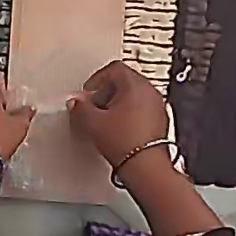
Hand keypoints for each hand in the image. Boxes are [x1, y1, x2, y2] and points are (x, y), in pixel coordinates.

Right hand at [67, 61, 172, 175]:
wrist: (145, 166)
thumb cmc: (125, 142)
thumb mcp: (92, 123)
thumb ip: (80, 108)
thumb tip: (76, 104)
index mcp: (135, 85)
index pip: (114, 69)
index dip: (96, 80)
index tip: (87, 93)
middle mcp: (150, 92)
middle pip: (124, 81)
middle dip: (105, 93)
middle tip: (92, 107)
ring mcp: (157, 107)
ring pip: (132, 96)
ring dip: (115, 105)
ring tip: (102, 121)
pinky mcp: (159, 122)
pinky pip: (140, 111)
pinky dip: (127, 116)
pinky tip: (116, 131)